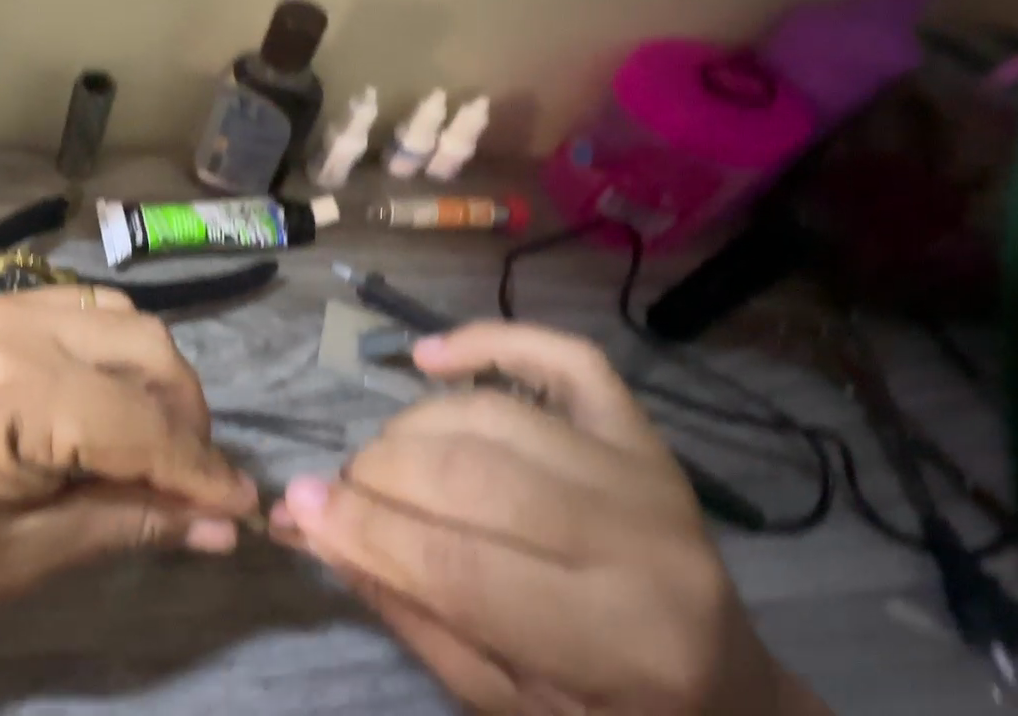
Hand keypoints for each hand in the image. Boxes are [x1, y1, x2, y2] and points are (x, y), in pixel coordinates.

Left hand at [0, 285, 258, 628]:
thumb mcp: (32, 553)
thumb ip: (133, 521)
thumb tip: (224, 525)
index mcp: (13, 387)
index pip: (140, 421)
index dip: (199, 468)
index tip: (243, 506)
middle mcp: (9, 324)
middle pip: (144, 347)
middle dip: (184, 415)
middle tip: (191, 479)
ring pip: (118, 318)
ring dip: (153, 376)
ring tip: (151, 441)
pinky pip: (77, 309)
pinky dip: (111, 350)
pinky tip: (105, 399)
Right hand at [271, 323, 827, 714]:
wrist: (723, 693)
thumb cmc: (601, 713)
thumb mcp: (498, 699)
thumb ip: (403, 606)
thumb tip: (309, 523)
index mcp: (619, 641)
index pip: (459, 566)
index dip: (364, 530)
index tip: (295, 507)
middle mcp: (644, 542)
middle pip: (472, 474)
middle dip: (378, 476)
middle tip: (339, 492)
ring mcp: (646, 472)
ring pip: (494, 415)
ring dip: (410, 428)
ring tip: (382, 461)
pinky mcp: (641, 432)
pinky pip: (565, 358)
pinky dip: (491, 340)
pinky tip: (429, 355)